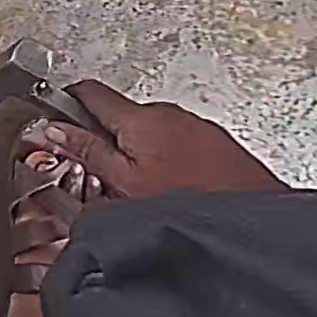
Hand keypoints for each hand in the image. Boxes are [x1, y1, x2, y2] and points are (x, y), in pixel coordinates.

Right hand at [22, 81, 286, 198]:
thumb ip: (88, 151)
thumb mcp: (125, 184)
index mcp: (139, 118)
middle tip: (97, 171)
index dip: (66, 101)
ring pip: (148, 129)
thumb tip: (56, 129)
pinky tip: (169, 187)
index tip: (56, 118)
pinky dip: (163, 157)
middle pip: (118, 113)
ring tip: (137, 188)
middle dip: (103, 135)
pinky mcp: (215, 142)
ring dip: (134, 149)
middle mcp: (168, 112)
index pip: (88, 91)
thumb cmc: (193, 204)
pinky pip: (175, 140)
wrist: (260, 225)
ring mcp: (195, 126)